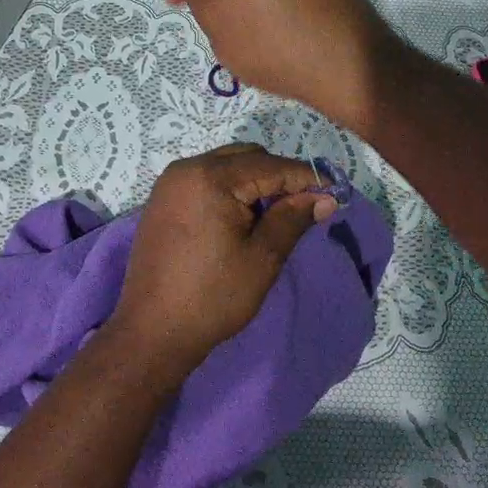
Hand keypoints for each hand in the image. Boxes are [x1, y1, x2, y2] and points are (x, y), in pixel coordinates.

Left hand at [109, 144, 337, 372]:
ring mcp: (171, 182)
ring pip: (227, 164)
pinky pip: (206, 178)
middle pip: (247, 157)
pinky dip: (230, 188)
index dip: (306, 177)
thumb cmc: (212, 296)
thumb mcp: (262, 258)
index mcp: (211, 177)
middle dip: (279, 177)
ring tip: (275, 215)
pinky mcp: (163, 198)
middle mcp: (188, 168)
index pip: (271, 166)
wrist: (152, 331)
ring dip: (255, 181)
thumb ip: (293, 218)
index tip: (335, 191)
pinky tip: (243, 218)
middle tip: (304, 207)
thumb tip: (325, 197)